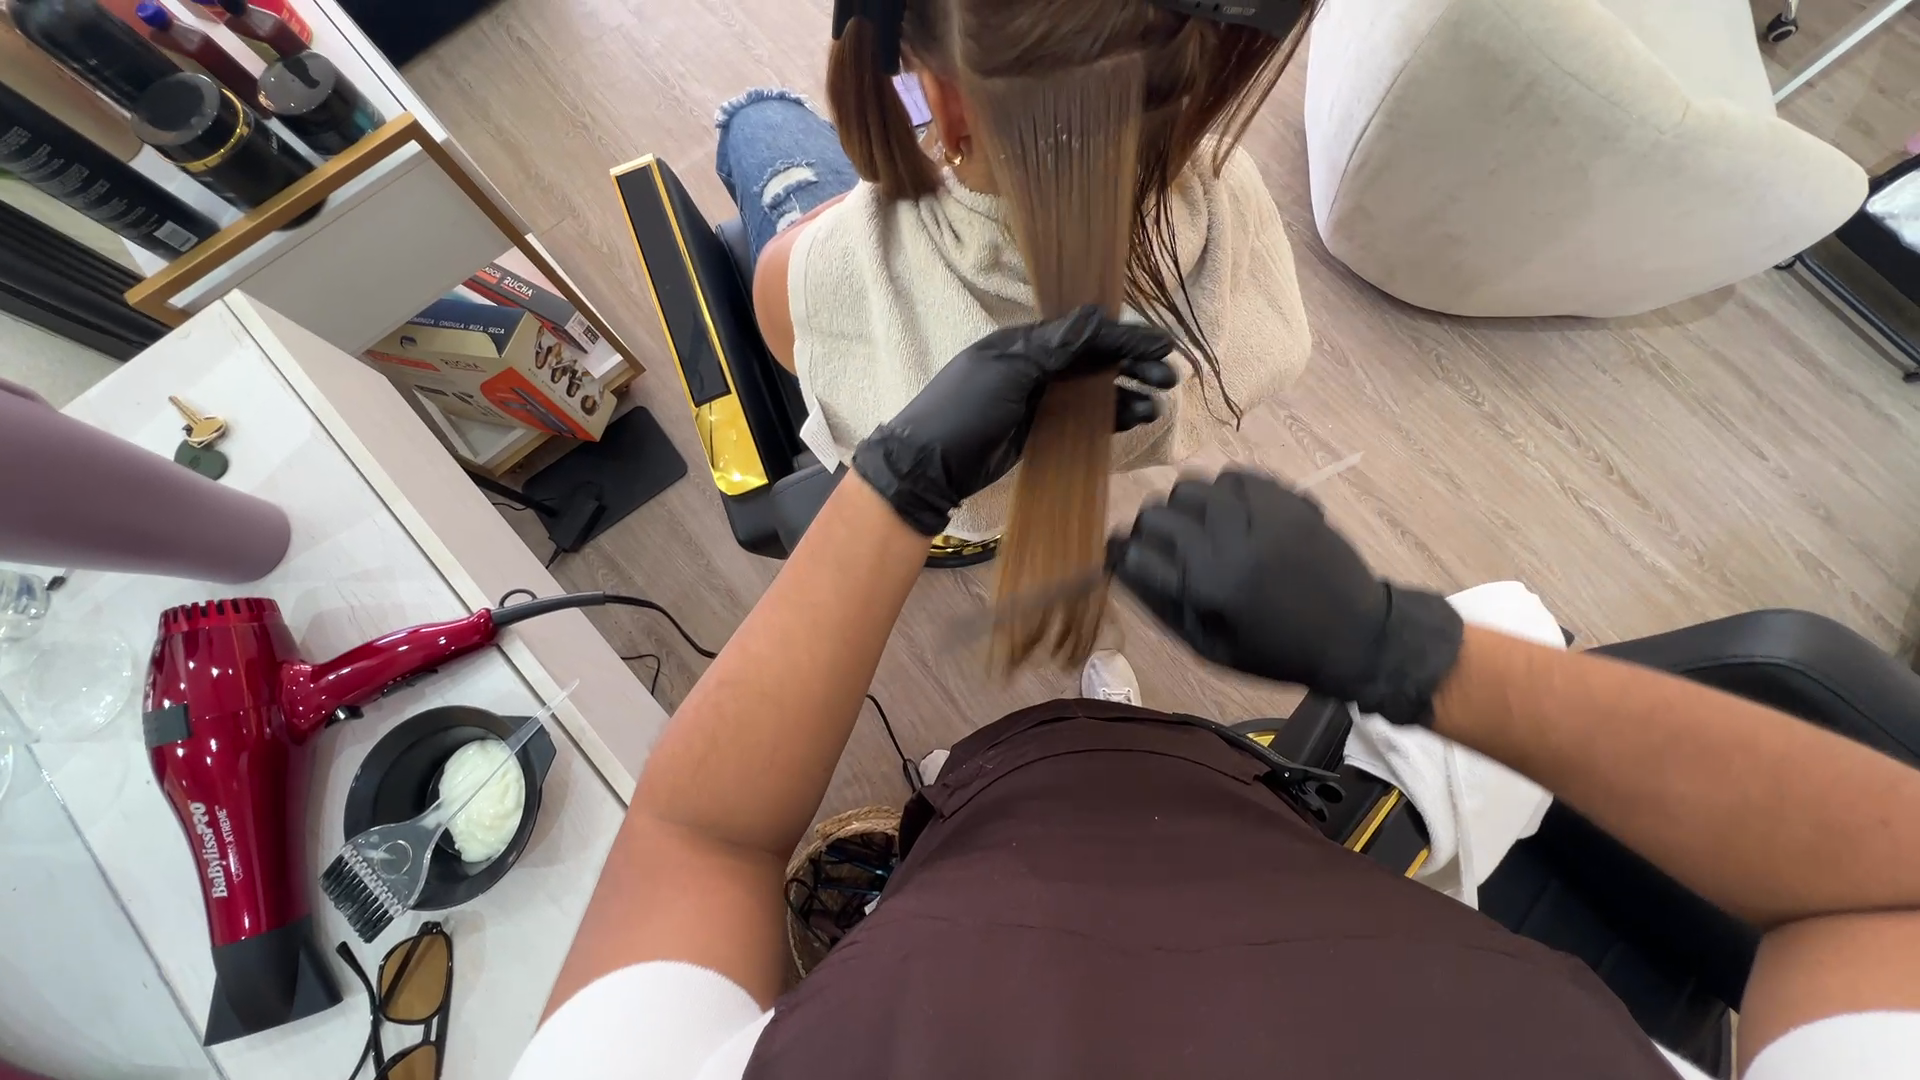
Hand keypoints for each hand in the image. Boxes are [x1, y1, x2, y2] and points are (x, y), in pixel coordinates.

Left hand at [852, 307, 1177, 536]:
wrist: (930, 465)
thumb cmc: (965, 410)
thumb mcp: (1008, 372)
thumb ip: (1054, 347)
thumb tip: (1096, 315)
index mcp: (1026, 342)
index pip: (1084, 333)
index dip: (1124, 336)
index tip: (1161, 345)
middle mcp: (1037, 365)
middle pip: (1094, 359)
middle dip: (1132, 365)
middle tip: (1168, 377)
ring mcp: (1039, 399)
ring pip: (1092, 390)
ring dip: (1125, 394)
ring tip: (1156, 405)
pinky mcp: (1041, 428)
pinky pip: (1082, 417)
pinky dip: (1108, 417)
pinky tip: (1134, 419)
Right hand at [1110, 470, 1463, 725]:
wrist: (1358, 637)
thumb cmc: (1275, 651)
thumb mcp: (1211, 646)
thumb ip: (1162, 605)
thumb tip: (1121, 567)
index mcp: (1207, 588)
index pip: (1137, 554)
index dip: (1119, 550)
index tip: (1119, 550)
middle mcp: (1228, 547)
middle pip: (1159, 514)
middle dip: (1149, 529)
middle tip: (1162, 543)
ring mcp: (1261, 519)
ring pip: (1193, 487)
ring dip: (1185, 507)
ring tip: (1199, 525)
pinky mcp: (1287, 502)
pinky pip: (1235, 477)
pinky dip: (1224, 492)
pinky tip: (1232, 513)